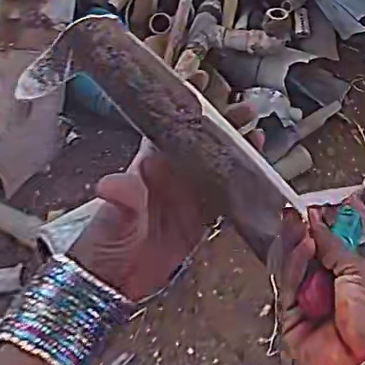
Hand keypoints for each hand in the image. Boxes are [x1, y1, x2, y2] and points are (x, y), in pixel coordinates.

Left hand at [70, 102, 256, 300]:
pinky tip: (260, 171)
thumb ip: (120, 200)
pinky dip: (244, 182)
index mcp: (148, 163)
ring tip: (259, 133)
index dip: (185, 100)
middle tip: (246, 107)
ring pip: (219, 162)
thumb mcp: (111, 220)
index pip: (168, 122)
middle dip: (224, 121)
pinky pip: (227, 193)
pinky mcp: (201, 217)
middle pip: (202, 139)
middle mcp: (171, 173)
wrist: (112, 284)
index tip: (201, 80)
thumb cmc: (104, 244)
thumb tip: (112, 184)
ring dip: (239, 147)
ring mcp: (188, 194)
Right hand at [272, 207, 364, 364]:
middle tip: (298, 214)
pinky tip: (304, 248)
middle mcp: (329, 287)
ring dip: (298, 244)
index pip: (330, 245)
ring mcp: (310, 300)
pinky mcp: (292, 315)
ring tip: (300, 227)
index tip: (313, 210)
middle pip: (308, 253)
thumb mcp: (360, 272)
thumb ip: (333, 245)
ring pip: (295, 265)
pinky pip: (288, 283)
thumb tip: (316, 221)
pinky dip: (295, 263)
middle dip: (304, 233)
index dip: (321, 228)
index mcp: (352, 276)